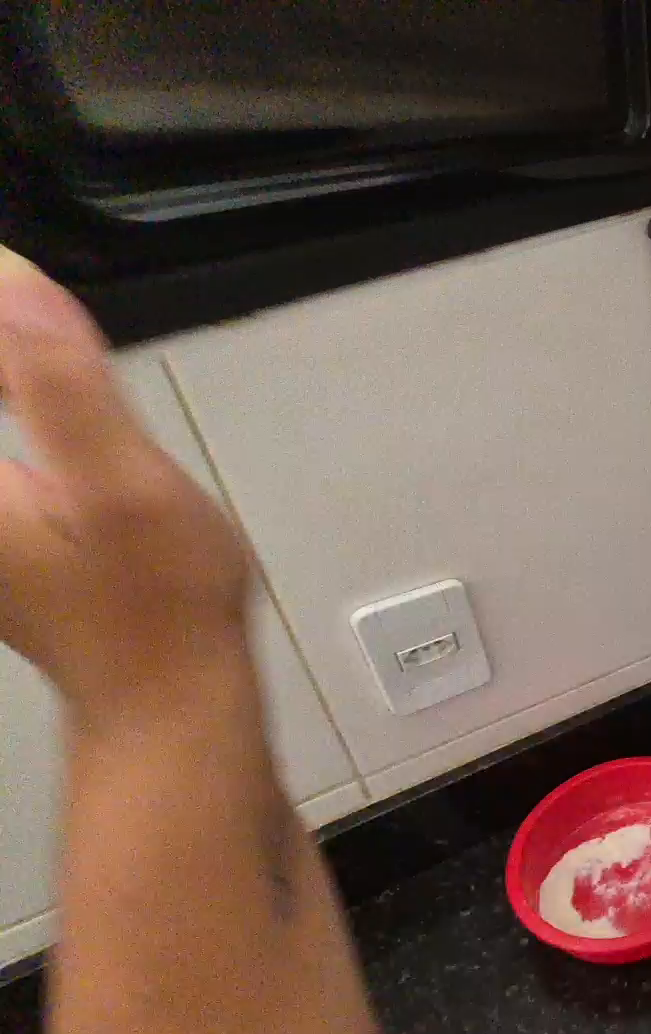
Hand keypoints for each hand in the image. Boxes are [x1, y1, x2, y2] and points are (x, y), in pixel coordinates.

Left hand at [0, 247, 251, 713]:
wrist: (167, 676)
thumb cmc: (155, 592)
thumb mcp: (122, 484)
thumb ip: (62, 385)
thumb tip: (9, 274)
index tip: (10, 283)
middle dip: (3, 353)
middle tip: (22, 300)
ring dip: (6, 375)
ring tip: (24, 323)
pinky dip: (5, 396)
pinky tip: (19, 380)